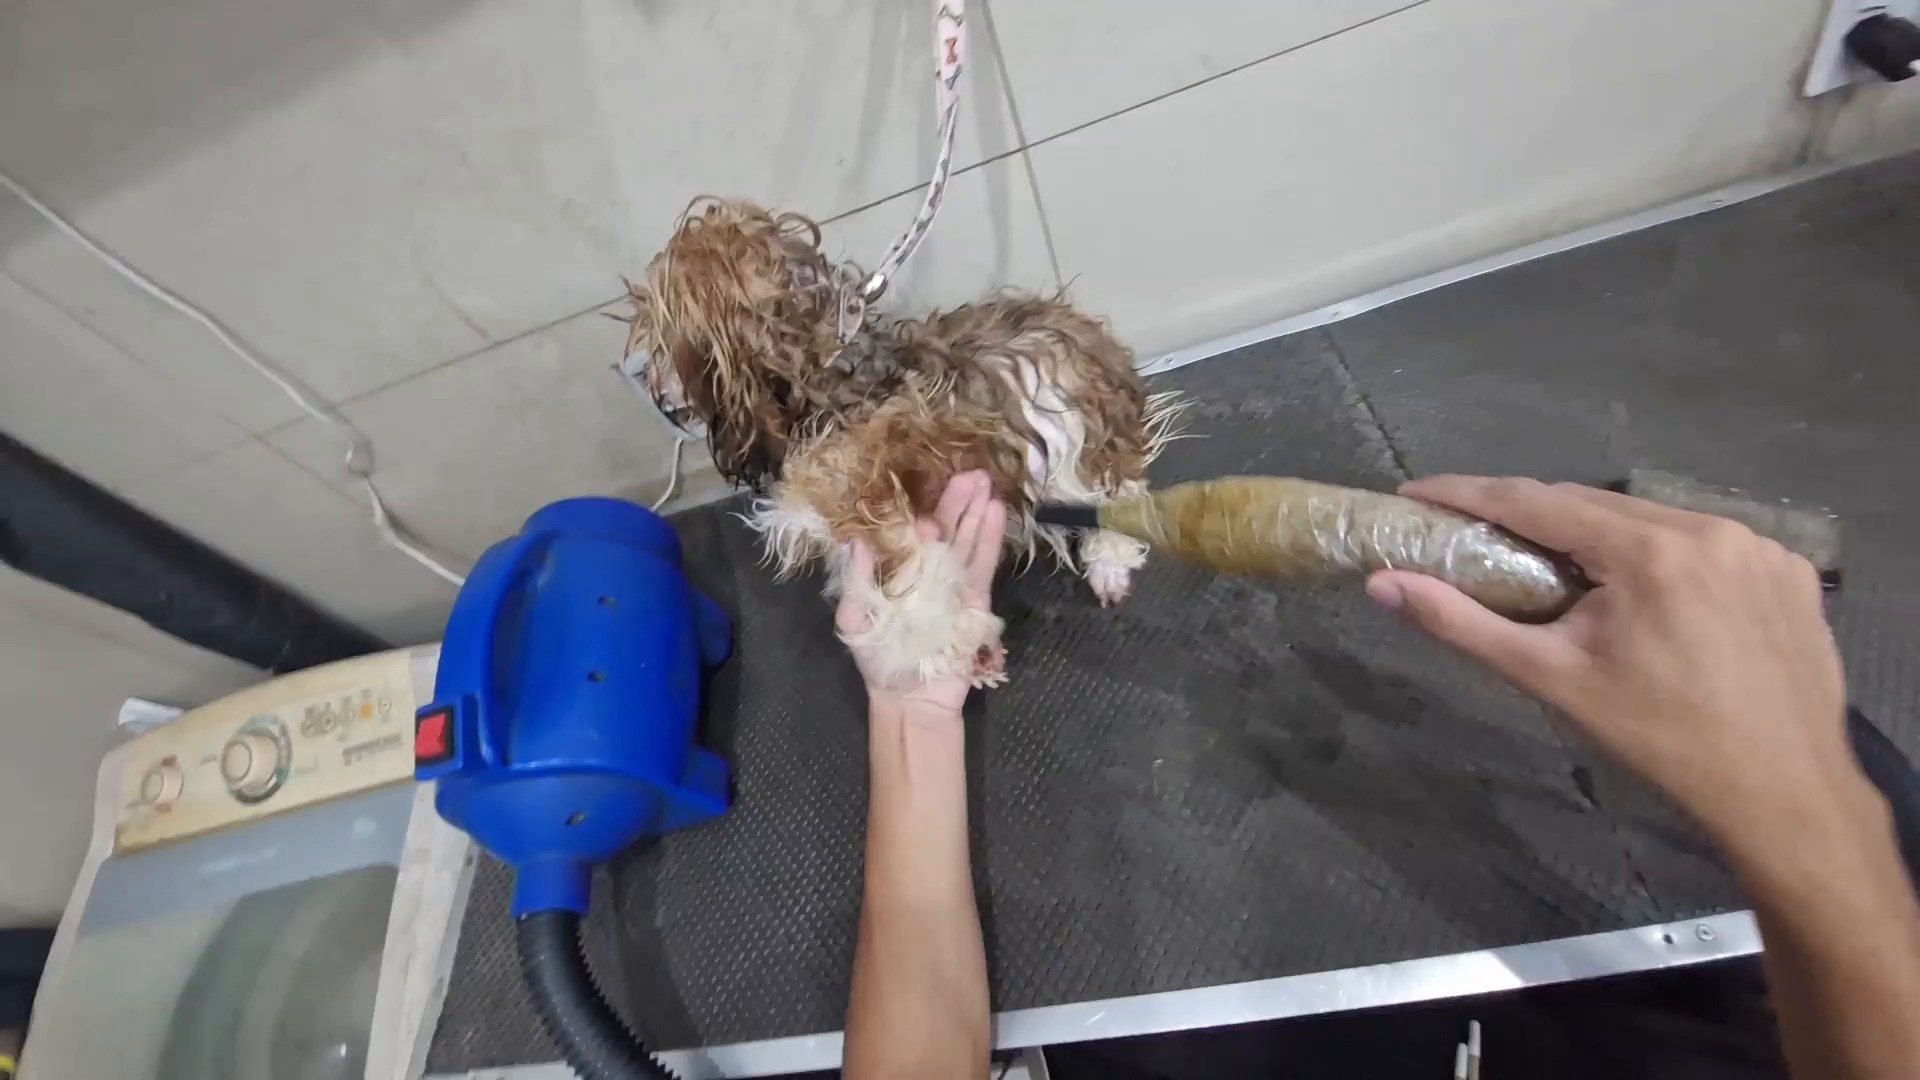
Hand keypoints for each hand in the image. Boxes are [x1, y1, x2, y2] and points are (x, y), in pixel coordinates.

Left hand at [837, 471, 1007, 716]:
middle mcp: (926, 569)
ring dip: (976, 510)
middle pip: (943, 527)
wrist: (912, 697)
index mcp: (896, 569)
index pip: (908, 531)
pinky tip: (997, 511)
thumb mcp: (855, 619)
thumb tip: (855, 541)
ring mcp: (953, 581)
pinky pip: (984, 563)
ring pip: (966, 538)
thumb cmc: (879, 659)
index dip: (916, 509)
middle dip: (955, 499)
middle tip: (970, 471)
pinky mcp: (975, 598)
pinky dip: (991, 538)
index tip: (922, 490)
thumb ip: (856, 581)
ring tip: (986, 482)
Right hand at [1366, 476, 1852, 853]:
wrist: (1785, 791)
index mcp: (1650, 551)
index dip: (1464, 492)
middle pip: (1583, 502)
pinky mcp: (1783, 568)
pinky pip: (1684, 535)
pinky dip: (1633, 545)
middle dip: (1515, 510)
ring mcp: (1757, 546)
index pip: (1532, 500)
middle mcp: (1710, 529)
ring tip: (1532, 559)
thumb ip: (1456, 622)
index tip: (1413, 493)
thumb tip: (1380, 584)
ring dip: (1574, 527)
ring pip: (1635, 514)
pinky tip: (1616, 582)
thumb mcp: (1543, 675)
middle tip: (1463, 531)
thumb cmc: (1654, 733)